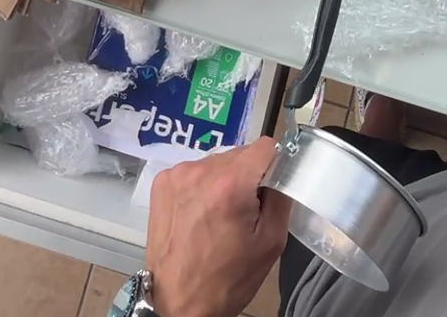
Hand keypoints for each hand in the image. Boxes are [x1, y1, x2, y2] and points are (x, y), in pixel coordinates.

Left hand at [145, 138, 289, 316]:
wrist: (179, 305)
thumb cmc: (228, 279)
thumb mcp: (271, 242)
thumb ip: (281, 195)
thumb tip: (283, 166)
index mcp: (231, 184)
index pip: (265, 146)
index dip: (273, 164)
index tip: (270, 187)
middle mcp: (201, 170)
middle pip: (240, 154)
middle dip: (248, 176)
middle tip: (244, 211)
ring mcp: (178, 174)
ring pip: (218, 161)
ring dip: (225, 180)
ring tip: (219, 215)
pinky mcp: (163, 182)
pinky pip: (196, 170)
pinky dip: (203, 185)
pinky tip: (199, 213)